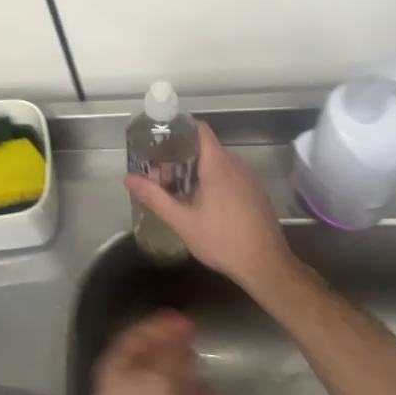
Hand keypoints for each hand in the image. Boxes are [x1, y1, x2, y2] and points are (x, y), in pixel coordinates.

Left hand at [89, 311, 203, 394]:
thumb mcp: (161, 380)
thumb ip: (172, 352)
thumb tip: (181, 325)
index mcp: (116, 364)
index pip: (137, 334)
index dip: (159, 324)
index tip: (184, 318)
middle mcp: (121, 382)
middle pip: (148, 355)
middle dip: (170, 345)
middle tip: (195, 336)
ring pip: (159, 379)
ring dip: (179, 369)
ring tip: (201, 360)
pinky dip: (184, 393)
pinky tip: (204, 392)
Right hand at [124, 122, 296, 290]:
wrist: (267, 266)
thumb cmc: (222, 241)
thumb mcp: (182, 222)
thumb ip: (155, 197)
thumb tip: (128, 178)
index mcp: (219, 166)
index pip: (200, 130)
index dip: (180, 128)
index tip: (160, 136)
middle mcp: (237, 166)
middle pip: (206, 147)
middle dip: (182, 154)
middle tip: (160, 169)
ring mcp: (250, 180)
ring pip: (219, 163)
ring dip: (198, 169)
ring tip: (176, 186)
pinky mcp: (256, 194)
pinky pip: (231, 176)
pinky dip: (214, 180)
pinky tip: (203, 202)